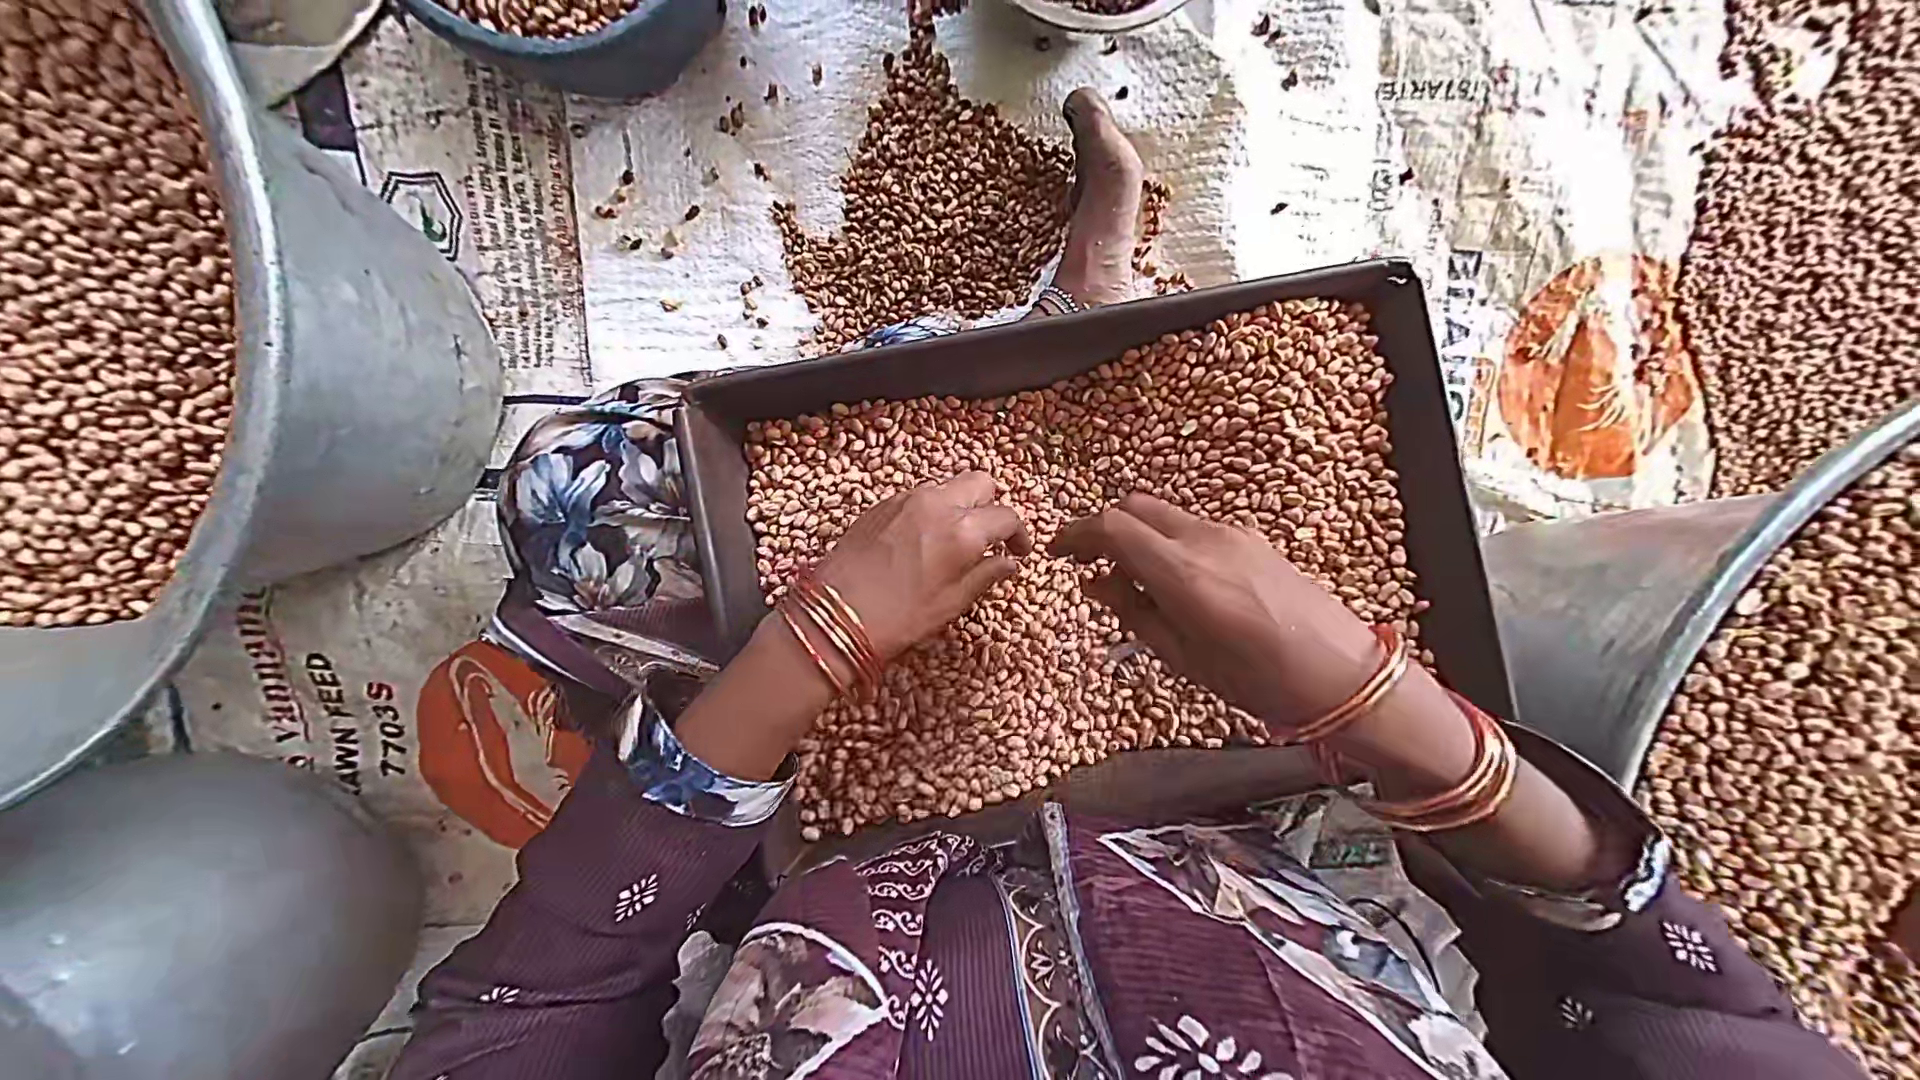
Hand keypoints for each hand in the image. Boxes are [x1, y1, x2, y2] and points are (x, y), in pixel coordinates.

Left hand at [810, 472, 1033, 660]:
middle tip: (990, 535)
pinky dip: (931, 509)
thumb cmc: (896, 618)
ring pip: (948, 485)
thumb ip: (985, 575)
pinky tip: (923, 539)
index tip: (1018, 551)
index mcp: (962, 531)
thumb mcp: (951, 603)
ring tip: (955, 539)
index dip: (1019, 534)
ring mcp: (905, 499)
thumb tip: (1008, 562)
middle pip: (980, 482)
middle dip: (991, 504)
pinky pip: (918, 495)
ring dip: (960, 505)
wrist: (833, 615)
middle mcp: (936, 504)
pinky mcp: (881, 504)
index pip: (1006, 516)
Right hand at [1048, 493, 1386, 731]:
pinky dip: (1165, 541)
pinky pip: (1191, 527)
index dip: (1075, 534)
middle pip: (1133, 506)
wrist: (1347, 675)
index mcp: (1183, 573)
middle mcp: (1205, 539)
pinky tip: (1174, 580)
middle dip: (1102, 529)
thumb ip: (1134, 612)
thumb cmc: (1260, 681)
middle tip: (1089, 564)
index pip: (1112, 527)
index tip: (1058, 553)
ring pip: (1162, 514)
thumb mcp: (1184, 658)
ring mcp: (1232, 533)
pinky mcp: (1251, 537)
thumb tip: (1097, 583)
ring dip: (1135, 535)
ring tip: (1133, 582)